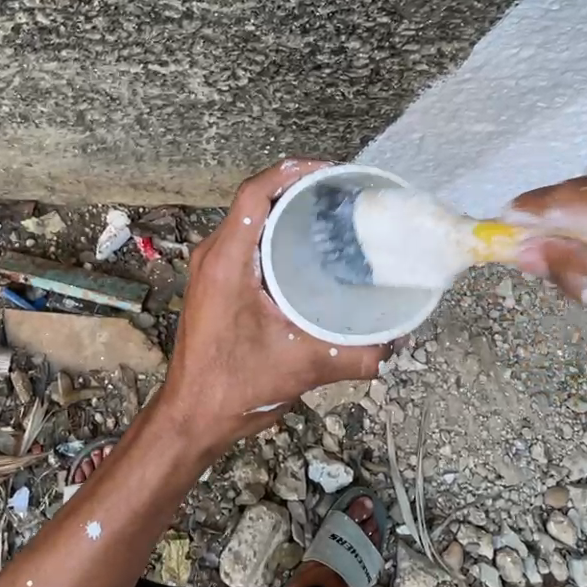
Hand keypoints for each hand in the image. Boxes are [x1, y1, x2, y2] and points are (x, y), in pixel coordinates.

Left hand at [154, 160, 384, 452]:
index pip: (255, 193)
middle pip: (255, 199)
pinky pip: (245, 239)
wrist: (192, 416)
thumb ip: (356, 354)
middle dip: (296, 186)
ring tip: (327, 211)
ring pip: (249, 218)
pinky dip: (273, 232)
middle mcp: (214, 254)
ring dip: (284, 208)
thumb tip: (395, 341)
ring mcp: (211, 267)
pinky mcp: (215, 281)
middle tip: (339, 190)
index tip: (329, 170)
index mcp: (227, 260)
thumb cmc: (233, 387)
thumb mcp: (303, 366)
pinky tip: (304, 248)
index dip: (291, 171)